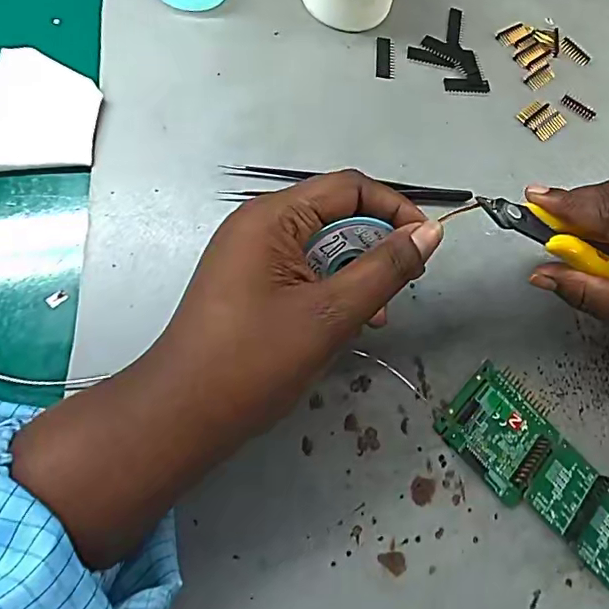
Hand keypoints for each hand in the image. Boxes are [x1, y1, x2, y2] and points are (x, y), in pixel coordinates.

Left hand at [12, 170, 441, 567]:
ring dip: (358, 273)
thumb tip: (430, 232)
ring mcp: (252, 254)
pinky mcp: (251, 281)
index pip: (350, 188)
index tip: (426, 244)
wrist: (178, 420)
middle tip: (405, 284)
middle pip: (337, 215)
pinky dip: (333, 289)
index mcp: (273, 217)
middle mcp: (260, 224)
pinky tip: (348, 323)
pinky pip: (305, 269)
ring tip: (376, 316)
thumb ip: (386, 268)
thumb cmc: (254, 361)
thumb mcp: (332, 313)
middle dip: (377, 245)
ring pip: (324, 246)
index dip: (394, 209)